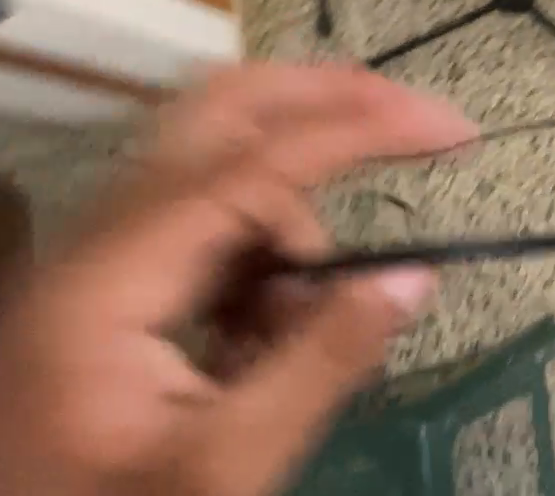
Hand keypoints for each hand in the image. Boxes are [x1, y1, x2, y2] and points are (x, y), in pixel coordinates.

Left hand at [0, 64, 477, 495]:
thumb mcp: (218, 469)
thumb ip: (324, 365)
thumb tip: (416, 275)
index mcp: (111, 276)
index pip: (264, 159)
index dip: (371, 128)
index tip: (457, 132)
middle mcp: (97, 241)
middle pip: (222, 109)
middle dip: (329, 96)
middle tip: (409, 116)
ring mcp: (98, 259)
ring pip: (217, 162)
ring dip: (295, 197)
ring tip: (316, 297)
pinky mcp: (108, 287)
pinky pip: (209, 223)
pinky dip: (265, 243)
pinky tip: (270, 324)